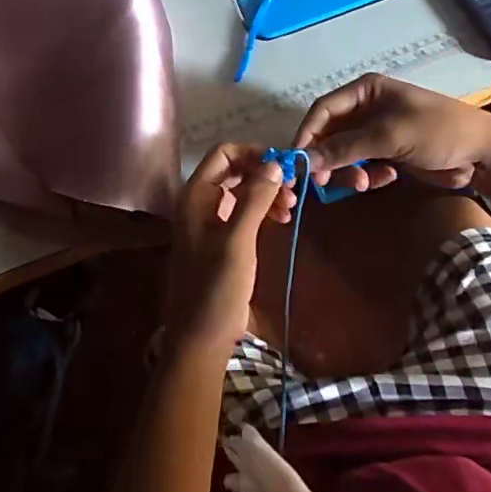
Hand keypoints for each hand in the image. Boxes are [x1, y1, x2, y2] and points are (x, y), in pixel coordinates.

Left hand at [164, 144, 288, 352]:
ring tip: (291, 207)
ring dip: (267, 192)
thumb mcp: (239, 240)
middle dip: (265, 174)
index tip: (283, 167)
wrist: (200, 338)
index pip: (225, 153)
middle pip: (235, 170)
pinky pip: (243, 211)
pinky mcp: (219, 239)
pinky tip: (280, 219)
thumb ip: (255, 198)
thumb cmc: (216, 287)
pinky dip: (262, 209)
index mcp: (196, 195)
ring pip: (242, 190)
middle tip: (293, 188)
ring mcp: (209, 221)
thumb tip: (275, 163)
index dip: (254, 153)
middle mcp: (200, 202)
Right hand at [292, 73, 490, 194]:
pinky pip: (364, 165)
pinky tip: (386, 179)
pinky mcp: (389, 152)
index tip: (297, 163)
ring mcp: (378, 131)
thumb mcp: (390, 136)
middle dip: (329, 158)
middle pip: (330, 134)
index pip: (322, 109)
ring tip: (366, 183)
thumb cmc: (437, 130)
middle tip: (325, 184)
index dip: (307, 134)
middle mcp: (367, 108)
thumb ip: (346, 148)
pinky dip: (369, 174)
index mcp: (366, 90)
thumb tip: (306, 161)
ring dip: (349, 170)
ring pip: (345, 154)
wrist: (481, 151)